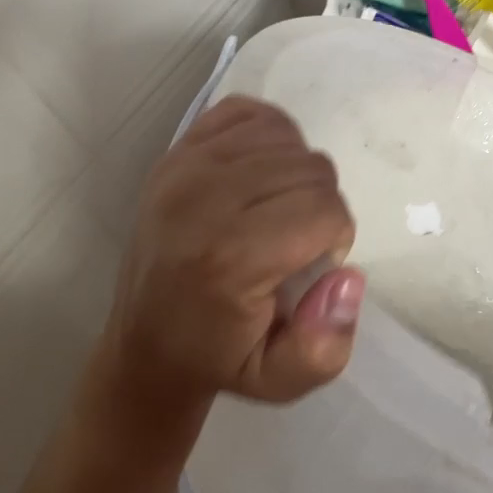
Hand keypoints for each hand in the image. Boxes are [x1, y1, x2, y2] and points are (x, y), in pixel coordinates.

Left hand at [107, 95, 364, 404]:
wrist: (146, 342)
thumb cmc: (220, 357)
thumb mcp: (281, 379)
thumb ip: (324, 346)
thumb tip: (346, 277)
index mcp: (229, 258)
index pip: (323, 209)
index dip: (335, 238)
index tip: (312, 267)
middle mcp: (202, 200)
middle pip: (311, 169)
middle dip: (322, 205)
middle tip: (296, 242)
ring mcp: (184, 167)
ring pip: (287, 137)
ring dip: (298, 172)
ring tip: (279, 208)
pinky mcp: (176, 150)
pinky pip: (250, 113)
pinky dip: (271, 137)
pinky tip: (262, 174)